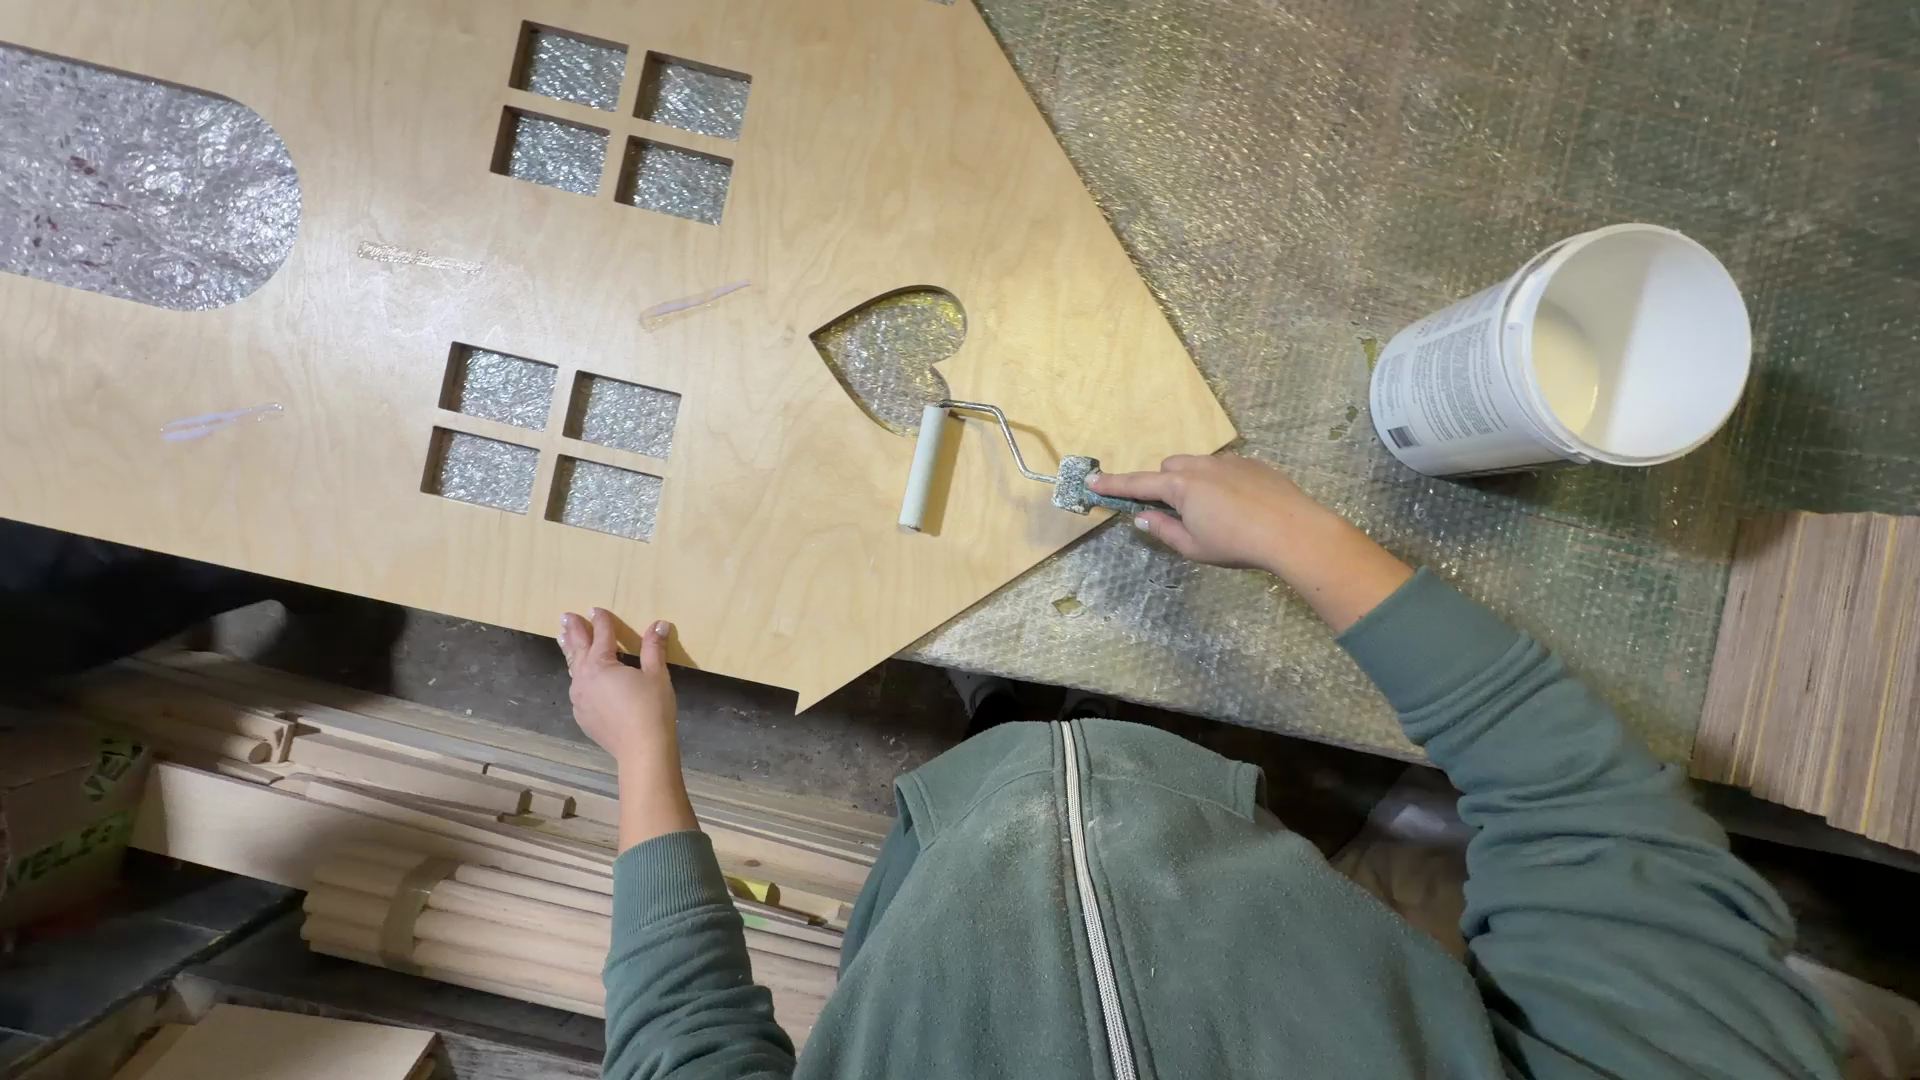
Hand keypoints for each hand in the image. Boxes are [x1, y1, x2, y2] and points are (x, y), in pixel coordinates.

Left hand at [559, 608, 696, 847]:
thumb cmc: (652, 708)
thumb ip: (654, 648)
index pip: (602, 636)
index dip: (602, 621)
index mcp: (601, 665)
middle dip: (574, 631)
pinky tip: (579, 675)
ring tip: (562, 638)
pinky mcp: (582, 714)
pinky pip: (577, 687)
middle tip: (565, 616)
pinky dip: (577, 673)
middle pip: (578, 649)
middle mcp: (584, 679)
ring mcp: (580, 698)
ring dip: (570, 651)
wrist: (641, 748)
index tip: (597, 608)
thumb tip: (659, 624)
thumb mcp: (657, 674)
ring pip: (573, 668)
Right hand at [1089, 454, 1317, 570]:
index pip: (1137, 484)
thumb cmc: (1237, 544)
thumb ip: (1163, 530)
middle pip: (1169, 467)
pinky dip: (1220, 483)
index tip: (1092, 482)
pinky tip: (1239, 508)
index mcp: (1180, 486)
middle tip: (1174, 513)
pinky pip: (1224, 469)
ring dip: (1192, 483)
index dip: (1113, 485)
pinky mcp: (1253, 464)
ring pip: (1198, 466)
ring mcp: (1229, 461)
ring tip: (1213, 513)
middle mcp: (1201, 465)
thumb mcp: (1193, 547)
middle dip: (1163, 484)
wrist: (1294, 532)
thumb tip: (1144, 517)